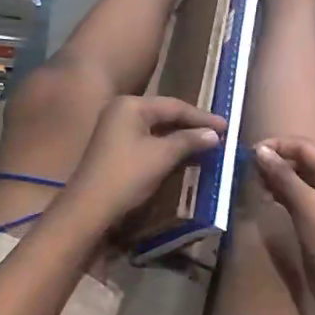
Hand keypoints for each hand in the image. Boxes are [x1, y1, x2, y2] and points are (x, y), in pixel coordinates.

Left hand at [62, 96, 223, 231]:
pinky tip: (183, 154)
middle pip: (164, 114)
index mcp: (131, 105)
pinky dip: (166, 146)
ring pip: (156, 128)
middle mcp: (122, 110)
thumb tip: (214, 134)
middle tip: (218, 134)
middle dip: (191, 125)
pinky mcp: (115, 147)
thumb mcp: (161, 156)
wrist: (88, 209)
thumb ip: (188, 141)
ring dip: (180, 137)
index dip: (201, 117)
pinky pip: (147, 140)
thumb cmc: (126, 175)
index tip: (226, 126)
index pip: (174, 105)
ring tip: (206, 144)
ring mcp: (116, 128)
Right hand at [252, 139, 314, 311]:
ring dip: (278, 178)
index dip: (279, 145)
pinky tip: (267, 199)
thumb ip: (284, 176)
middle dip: (277, 161)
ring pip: (300, 181)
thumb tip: (261, 150)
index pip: (306, 148)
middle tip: (249, 169)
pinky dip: (283, 195)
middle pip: (304, 162)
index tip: (251, 151)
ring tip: (255, 183)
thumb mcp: (307, 207)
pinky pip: (300, 199)